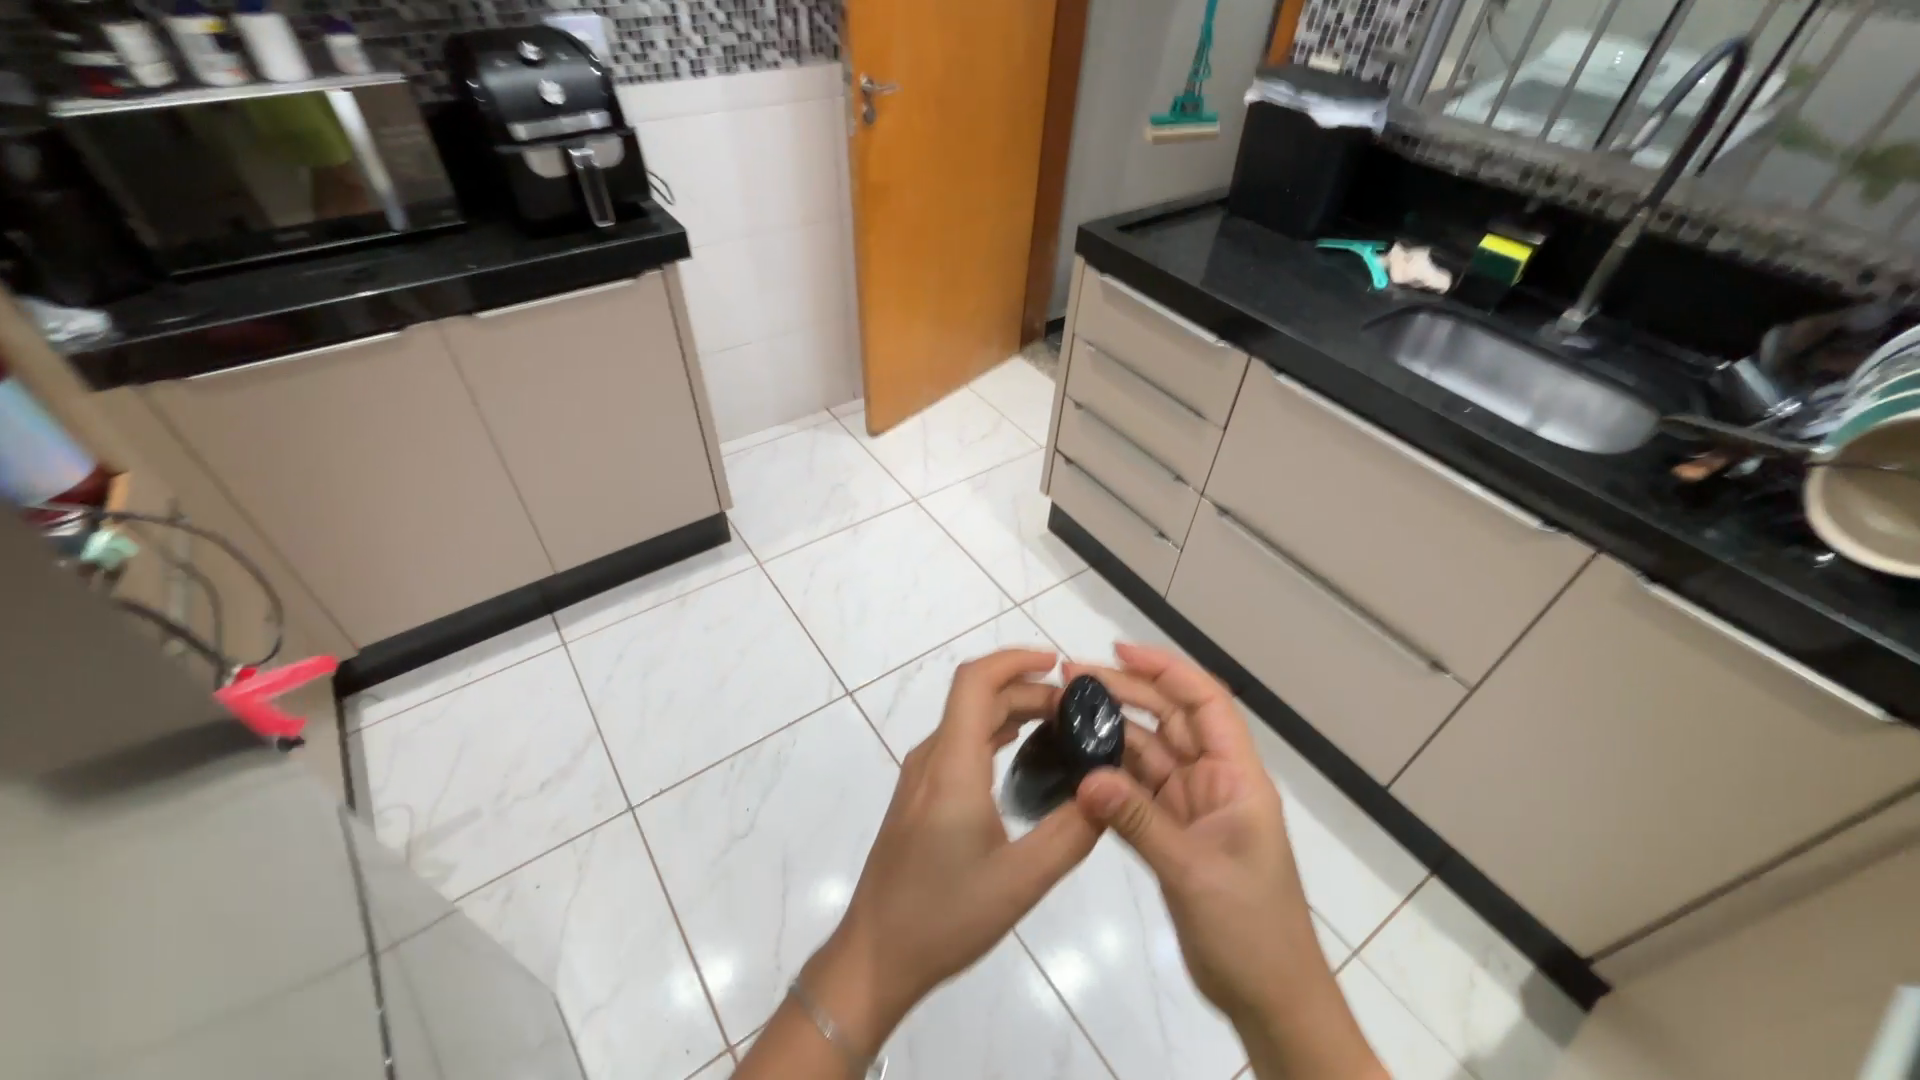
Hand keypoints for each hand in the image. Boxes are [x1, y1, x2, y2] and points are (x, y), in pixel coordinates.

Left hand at [805, 649, 1101, 1052]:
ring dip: (1012, 709)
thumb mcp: (1021, 881)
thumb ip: (1071, 833)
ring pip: (967, 720)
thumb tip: (1110, 789)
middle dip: (1028, 689)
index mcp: (952, 767)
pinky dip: (995, 732)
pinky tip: (1024, 752)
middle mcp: (931, 760)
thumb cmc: (945, 918)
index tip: (1059, 664)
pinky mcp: (920, 796)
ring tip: (1063, 724)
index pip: (976, 682)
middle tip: (1081, 710)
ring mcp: (921, 777)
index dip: (1015, 659)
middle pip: (977, 698)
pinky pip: (960, 744)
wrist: (876, 954)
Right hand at [1064, 643, 1311, 1019]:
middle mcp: (1214, 783)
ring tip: (1064, 712)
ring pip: (1148, 755)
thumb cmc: (1250, 929)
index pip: (1205, 703)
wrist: (1269, 997)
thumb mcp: (1195, 871)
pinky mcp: (1172, 837)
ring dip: (1112, 733)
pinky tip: (1076, 763)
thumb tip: (1086, 775)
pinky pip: (1136, 794)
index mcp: (1237, 777)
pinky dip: (1109, 778)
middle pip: (1170, 721)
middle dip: (1125, 694)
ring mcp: (1191, 810)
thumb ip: (1139, 820)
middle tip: (1070, 678)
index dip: (1167, 670)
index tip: (1118, 652)